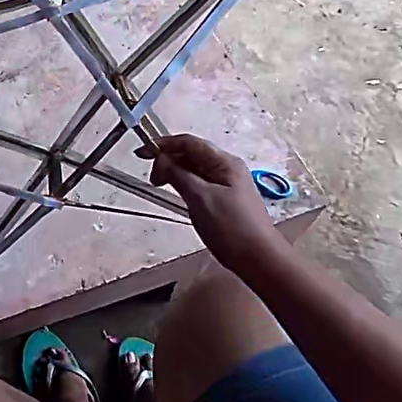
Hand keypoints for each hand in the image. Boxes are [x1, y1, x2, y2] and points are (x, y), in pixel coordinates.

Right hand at [135, 134, 279, 270]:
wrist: (260, 259)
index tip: (142, 153)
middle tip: (153, 178)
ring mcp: (228, 184)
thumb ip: (179, 175)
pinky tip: (178, 196)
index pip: (190, 143)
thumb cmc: (232, 228)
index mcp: (225, 162)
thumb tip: (161, 160)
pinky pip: (201, 184)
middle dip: (169, 160)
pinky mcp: (226, 200)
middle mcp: (227, 168)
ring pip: (196, 170)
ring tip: (161, 186)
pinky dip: (185, 185)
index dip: (164, 144)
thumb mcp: (200, 198)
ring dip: (176, 173)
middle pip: (193, 154)